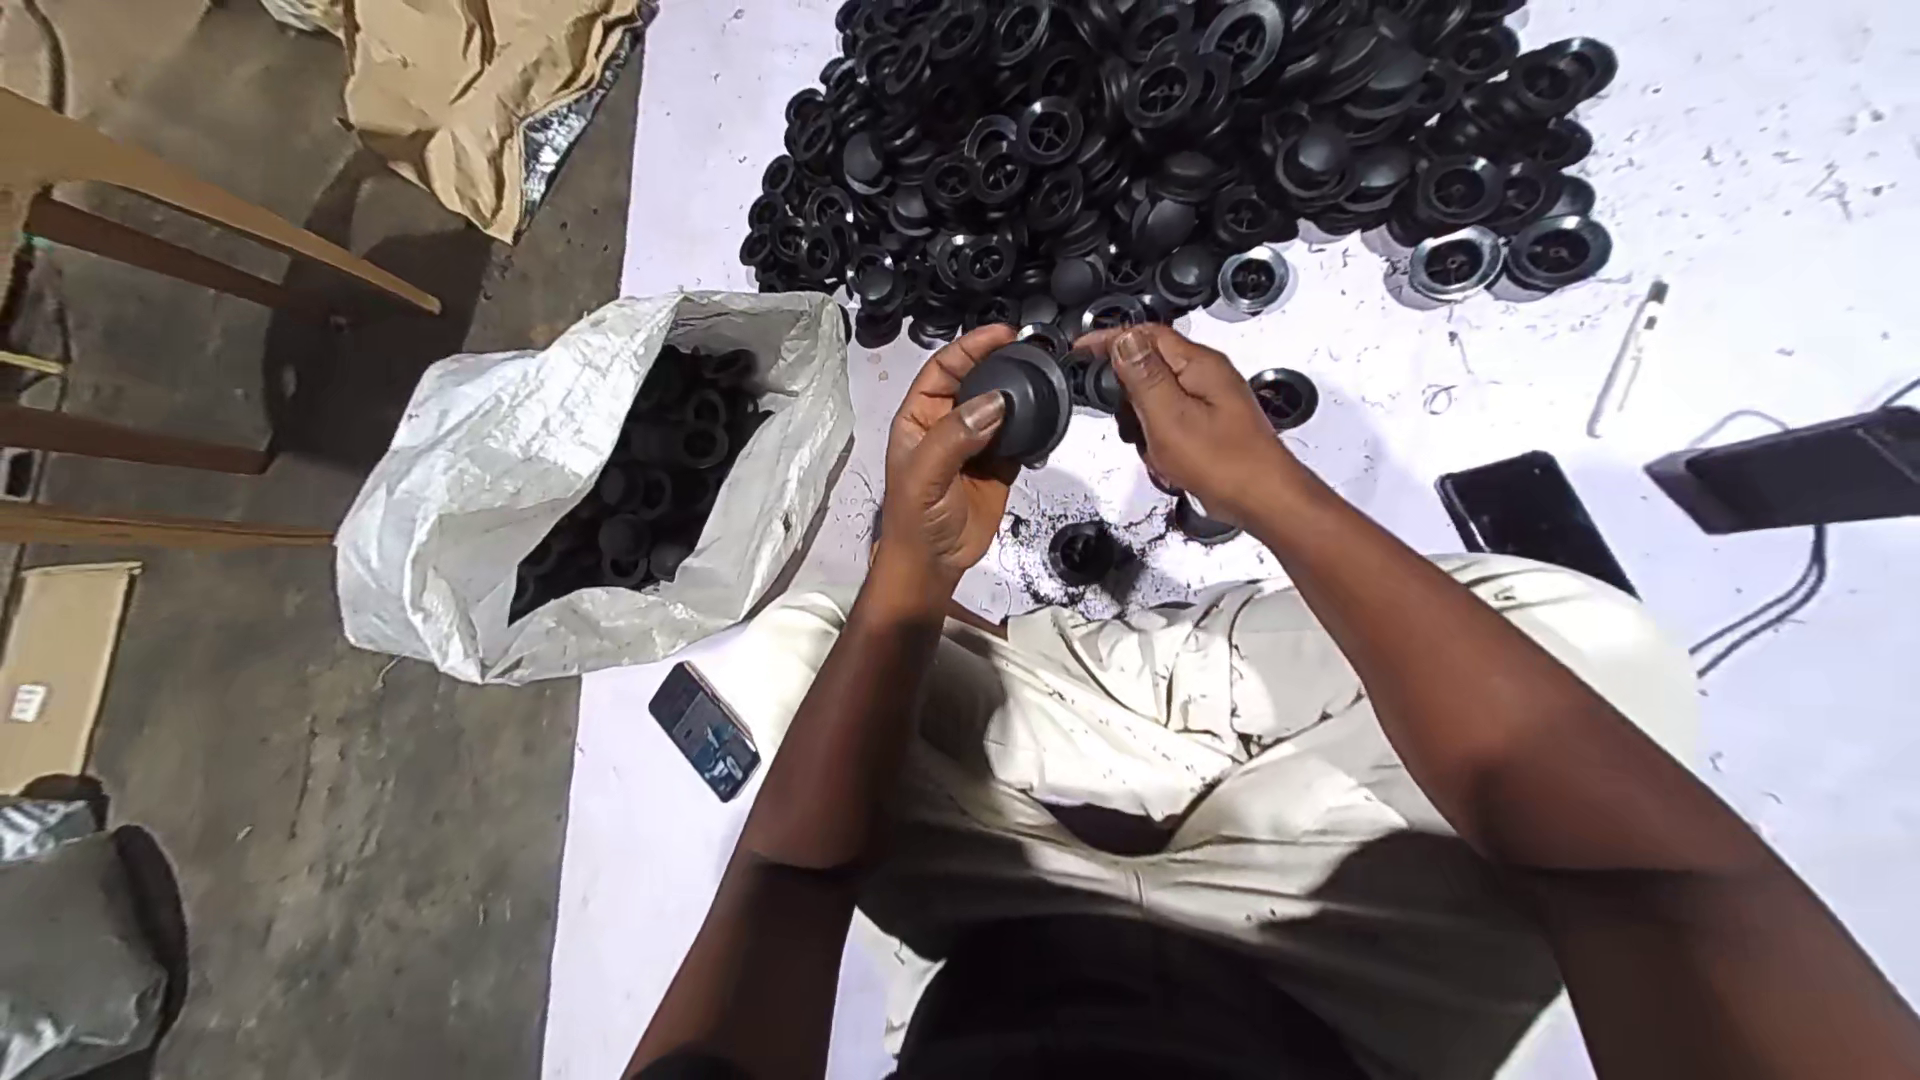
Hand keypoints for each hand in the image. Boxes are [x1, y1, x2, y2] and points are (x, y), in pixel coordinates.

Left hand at [873, 324, 1018, 603]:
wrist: (935, 562)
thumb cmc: (914, 520)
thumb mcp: (925, 475)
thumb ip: (955, 437)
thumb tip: (994, 403)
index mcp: (920, 417)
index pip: (944, 368)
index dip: (970, 347)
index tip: (1000, 334)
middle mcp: (948, 423)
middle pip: (977, 381)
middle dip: (1001, 363)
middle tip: (1030, 350)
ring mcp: (976, 443)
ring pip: (1002, 407)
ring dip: (1021, 394)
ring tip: (1044, 378)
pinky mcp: (999, 463)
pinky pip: (1020, 437)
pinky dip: (1034, 429)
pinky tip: (1046, 420)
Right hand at [1076, 324, 1295, 524]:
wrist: (1262, 498)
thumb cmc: (1225, 463)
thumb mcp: (1170, 416)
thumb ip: (1144, 376)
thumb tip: (1124, 339)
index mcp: (1198, 365)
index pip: (1145, 334)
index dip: (1109, 338)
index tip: (1082, 349)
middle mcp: (1206, 376)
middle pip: (1149, 365)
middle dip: (1127, 394)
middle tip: (1124, 420)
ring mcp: (1208, 400)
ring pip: (1156, 397)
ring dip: (1143, 422)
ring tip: (1152, 446)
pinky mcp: (1207, 423)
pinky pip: (1169, 421)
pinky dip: (1158, 439)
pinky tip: (1167, 460)